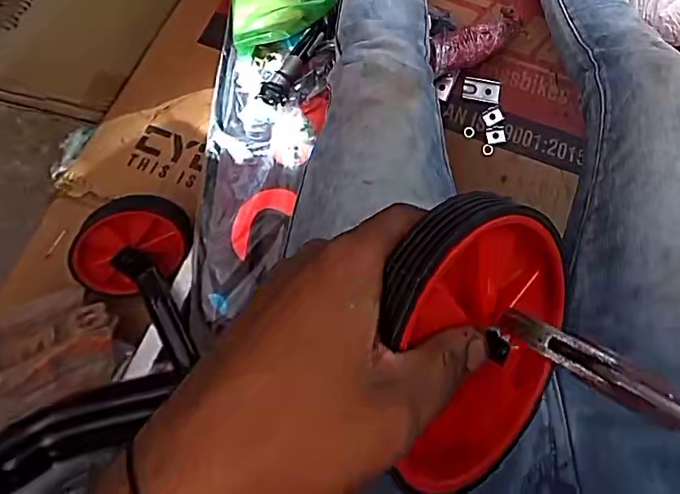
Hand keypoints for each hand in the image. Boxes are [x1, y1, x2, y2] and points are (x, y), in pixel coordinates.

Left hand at [96, 205, 486, 493]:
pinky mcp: (263, 310)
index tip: (470, 272)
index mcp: (346, 261)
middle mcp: (311, 258)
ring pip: (348, 276)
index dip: (443, 237)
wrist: (201, 460)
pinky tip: (354, 364)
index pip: (404, 218)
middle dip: (417, 281)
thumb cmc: (302, 427)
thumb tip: (479, 337)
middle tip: (446, 326)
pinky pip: (319, 295)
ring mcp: (282, 282)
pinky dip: (347, 315)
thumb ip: (446, 364)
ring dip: (381, 302)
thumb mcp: (393, 408)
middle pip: (378, 249)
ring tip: (405, 352)